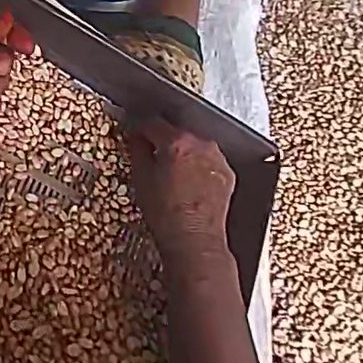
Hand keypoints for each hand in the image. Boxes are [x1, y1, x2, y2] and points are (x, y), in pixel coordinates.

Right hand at [129, 119, 235, 268]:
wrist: (194, 239)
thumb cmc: (166, 213)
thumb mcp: (141, 178)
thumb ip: (138, 149)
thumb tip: (137, 137)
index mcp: (177, 142)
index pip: (153, 123)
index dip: (141, 128)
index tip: (136, 134)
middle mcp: (200, 145)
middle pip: (176, 132)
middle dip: (163, 141)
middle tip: (152, 157)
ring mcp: (216, 158)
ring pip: (193, 145)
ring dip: (182, 152)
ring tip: (171, 174)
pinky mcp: (226, 172)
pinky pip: (207, 160)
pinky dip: (196, 165)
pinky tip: (187, 183)